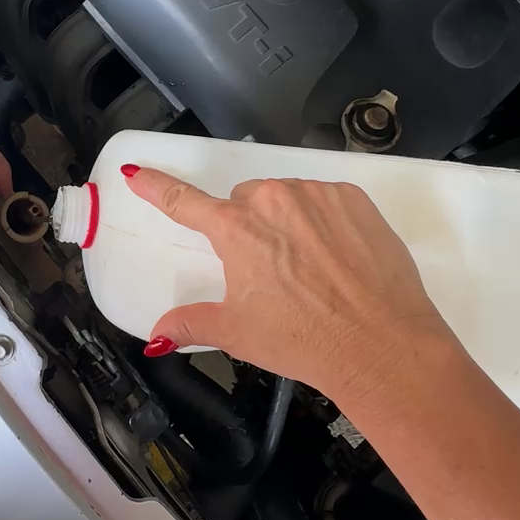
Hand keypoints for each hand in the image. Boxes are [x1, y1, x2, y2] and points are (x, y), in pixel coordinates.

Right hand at [125, 169, 454, 399]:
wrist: (383, 347)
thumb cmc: (303, 340)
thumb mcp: (238, 333)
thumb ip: (191, 323)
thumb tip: (156, 335)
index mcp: (235, 230)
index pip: (183, 201)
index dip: (155, 186)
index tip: (136, 172)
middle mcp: (272, 199)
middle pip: (244, 201)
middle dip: (247, 225)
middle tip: (267, 268)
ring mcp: (315, 194)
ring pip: (285, 197)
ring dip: (286, 220)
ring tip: (308, 266)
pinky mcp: (353, 197)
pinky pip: (323, 199)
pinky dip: (323, 219)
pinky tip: (335, 256)